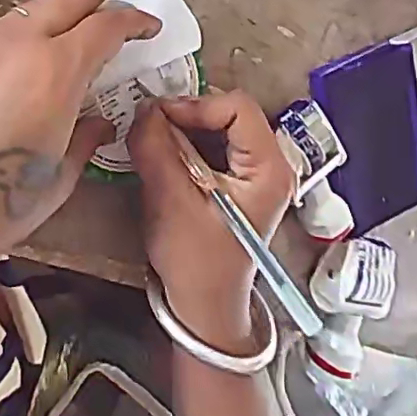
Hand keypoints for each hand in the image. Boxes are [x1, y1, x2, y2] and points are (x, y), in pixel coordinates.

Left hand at [0, 0, 158, 276]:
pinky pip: (3, 33)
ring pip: (34, 11)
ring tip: (66, 59)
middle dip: (99, 8)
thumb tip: (99, 122)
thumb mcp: (57, 179)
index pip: (107, 23)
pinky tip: (21, 78)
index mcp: (56, 68)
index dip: (135, 21)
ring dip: (60, 22)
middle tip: (113, 36)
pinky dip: (26, 39)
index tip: (149, 29)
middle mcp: (19, 42)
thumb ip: (86, 139)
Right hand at [128, 92, 295, 348]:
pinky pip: (213, 143)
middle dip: (188, 115)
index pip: (237, 107)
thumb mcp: (171, 201)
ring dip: (184, 128)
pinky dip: (187, 142)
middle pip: (230, 112)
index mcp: (269, 168)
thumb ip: (156, 148)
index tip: (160, 117)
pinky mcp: (239, 180)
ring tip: (154, 141)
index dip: (196, 106)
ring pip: (219, 125)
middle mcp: (271, 164)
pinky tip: (165, 155)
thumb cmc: (196, 262)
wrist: (205, 309)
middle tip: (152, 125)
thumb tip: (145, 108)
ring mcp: (256, 172)